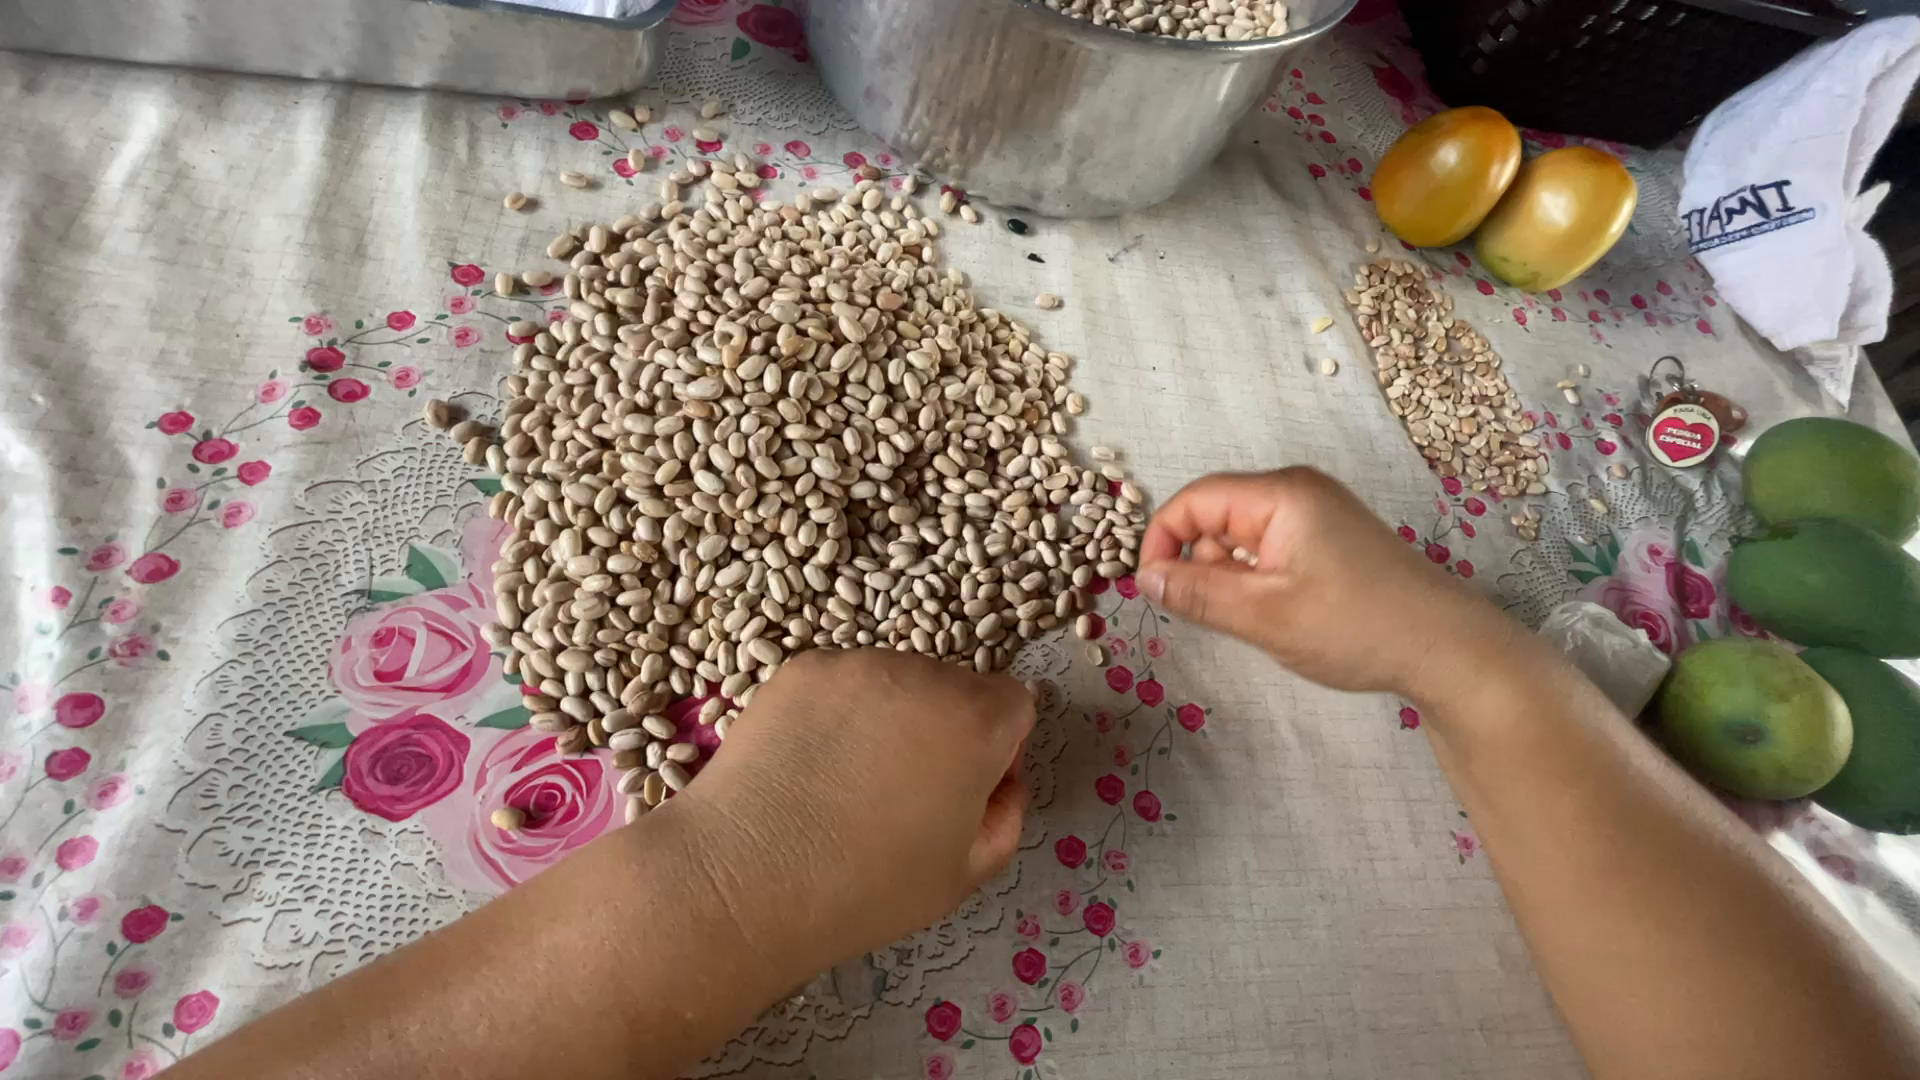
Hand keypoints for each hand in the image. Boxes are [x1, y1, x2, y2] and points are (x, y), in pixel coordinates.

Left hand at [669, 648, 1034, 978]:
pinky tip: (810, 759)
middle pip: (957, 687)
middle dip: (947, 725)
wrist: (745, 877)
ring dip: (894, 713)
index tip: (968, 784)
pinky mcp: (805, 666)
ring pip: (900, 679)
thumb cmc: (866, 887)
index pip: (1015, 702)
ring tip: (848, 774)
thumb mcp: (966, 873)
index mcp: (976, 721)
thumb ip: (1007, 814)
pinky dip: (841, 709)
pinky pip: (845, 680)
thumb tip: (1003, 779)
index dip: (1000, 745)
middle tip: (904, 785)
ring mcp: (859, 663)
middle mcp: (924, 673)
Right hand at [1137, 467, 1507, 697]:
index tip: (1151, 589)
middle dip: (1199, 563)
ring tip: (1258, 617)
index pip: (1193, 500)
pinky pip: (1265, 548)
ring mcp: (1314, 513)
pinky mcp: (1325, 537)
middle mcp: (1295, 491)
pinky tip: (1278, 610)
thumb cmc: (1355, 627)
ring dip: (1228, 576)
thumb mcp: (1263, 616)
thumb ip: (1195, 594)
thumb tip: (1142, 578)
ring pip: (1237, 537)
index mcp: (1281, 495)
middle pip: (1214, 516)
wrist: (1450, 652)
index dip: (1162, 540)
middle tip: (1217, 613)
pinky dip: (1254, 578)